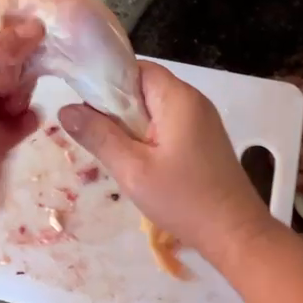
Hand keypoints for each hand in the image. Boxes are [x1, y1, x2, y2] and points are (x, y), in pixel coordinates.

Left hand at [0, 17, 44, 230]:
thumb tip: (33, 26)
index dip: (7, 26)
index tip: (39, 22)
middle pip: (3, 58)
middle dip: (18, 63)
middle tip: (24, 72)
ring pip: (16, 85)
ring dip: (22, 92)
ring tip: (15, 106)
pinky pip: (23, 116)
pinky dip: (27, 117)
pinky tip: (24, 124)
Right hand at [58, 62, 275, 258]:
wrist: (236, 235)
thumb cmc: (185, 200)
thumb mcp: (133, 170)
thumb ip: (99, 136)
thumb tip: (66, 109)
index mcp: (178, 98)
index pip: (135, 68)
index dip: (107, 81)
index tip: (85, 105)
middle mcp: (192, 100)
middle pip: (143, 87)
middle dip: (116, 107)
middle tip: (95, 134)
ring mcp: (201, 120)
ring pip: (153, 108)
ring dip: (130, 124)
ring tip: (114, 151)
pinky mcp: (203, 139)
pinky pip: (166, 124)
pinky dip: (147, 136)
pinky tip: (138, 162)